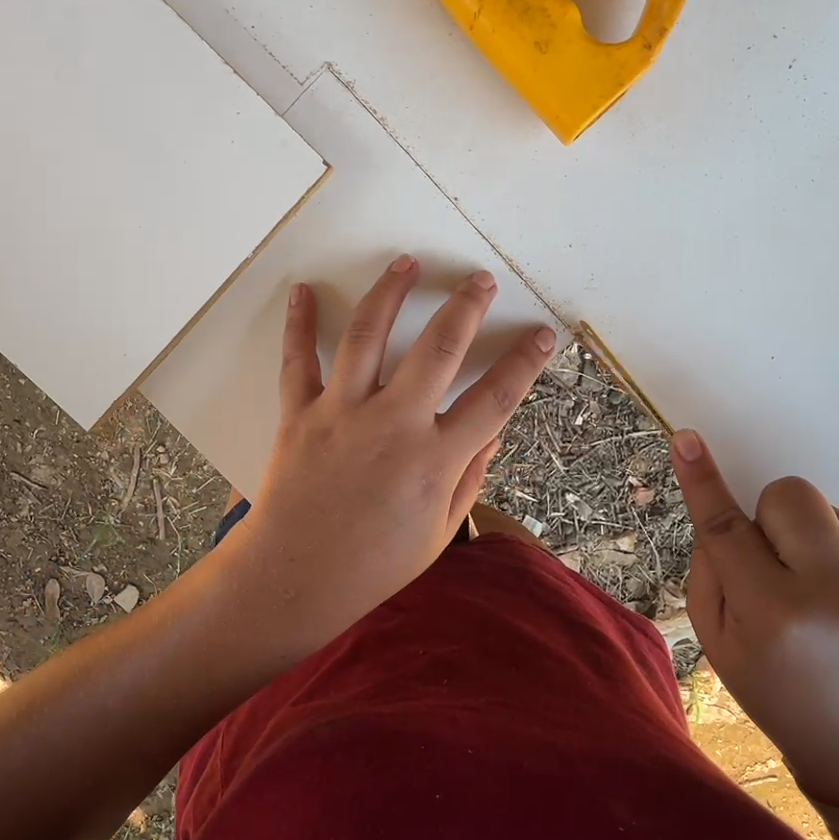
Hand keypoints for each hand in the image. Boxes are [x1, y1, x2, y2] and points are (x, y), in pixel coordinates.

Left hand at [226, 255, 555, 645]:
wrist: (296, 577)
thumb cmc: (374, 565)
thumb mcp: (438, 533)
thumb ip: (469, 478)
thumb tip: (494, 432)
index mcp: (434, 460)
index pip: (494, 400)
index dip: (524, 364)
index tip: (543, 335)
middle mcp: (392, 424)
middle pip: (438, 349)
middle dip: (466, 307)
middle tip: (480, 280)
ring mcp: (342, 413)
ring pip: (369, 335)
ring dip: (391, 292)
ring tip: (408, 261)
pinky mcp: (299, 413)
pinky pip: (299, 359)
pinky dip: (299, 323)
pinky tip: (304, 289)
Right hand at [668, 429, 838, 809]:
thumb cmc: (777, 694)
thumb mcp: (718, 644)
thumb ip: (710, 574)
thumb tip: (724, 517)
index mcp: (775, 614)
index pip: (727, 529)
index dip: (703, 482)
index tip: (688, 440)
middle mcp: (835, 590)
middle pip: (789, 496)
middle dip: (768, 517)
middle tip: (769, 564)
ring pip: (823, 511)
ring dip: (804, 538)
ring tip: (811, 594)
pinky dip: (835, 555)